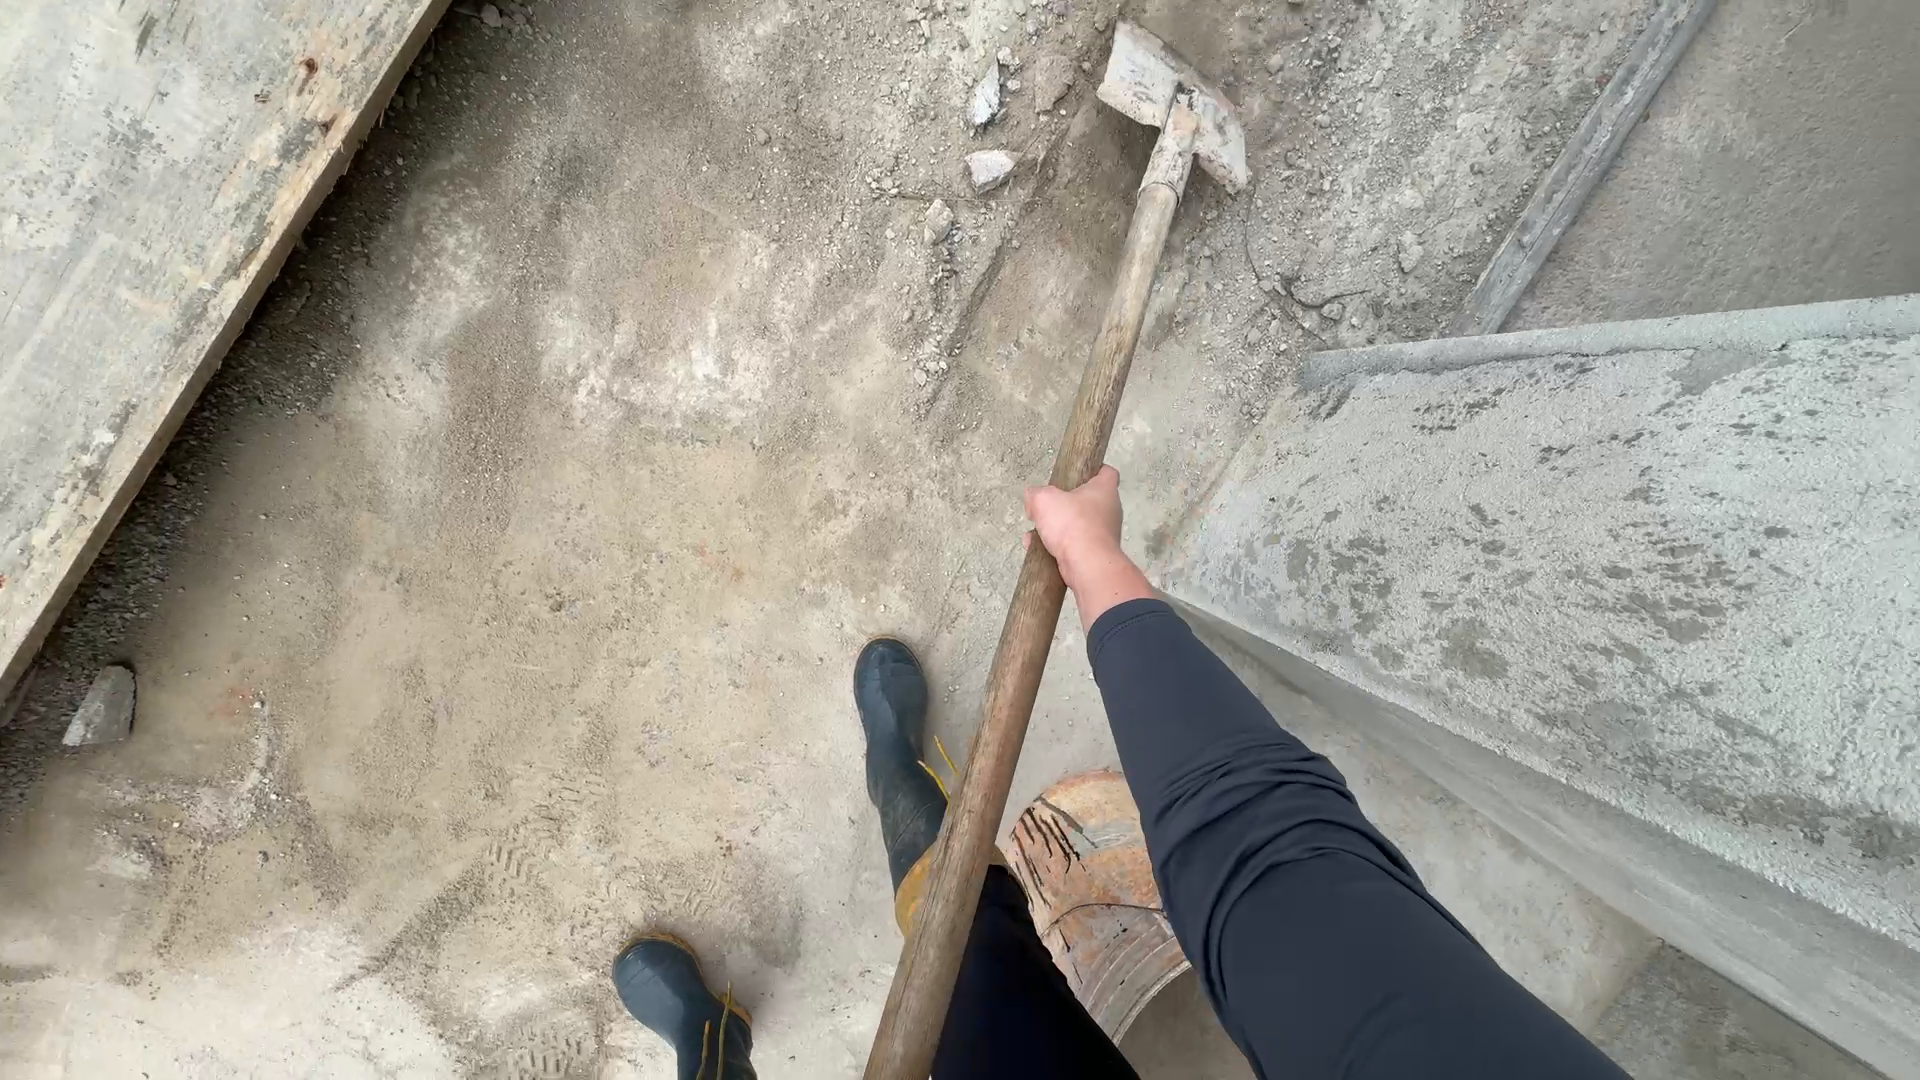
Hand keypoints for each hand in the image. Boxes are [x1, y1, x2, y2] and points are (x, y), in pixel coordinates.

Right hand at [1025, 466, 1154, 629]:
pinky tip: (1038, 549)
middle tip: (1048, 506)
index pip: (1106, 472)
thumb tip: (1032, 498)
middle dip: (1065, 504)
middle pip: (1088, 500)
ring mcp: (1104, 535)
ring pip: (1078, 525)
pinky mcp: (1096, 554)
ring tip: (1037, 531)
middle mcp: (1109, 511)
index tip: (1076, 473)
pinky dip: (1057, 546)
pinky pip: (1074, 545)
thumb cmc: (1072, 524)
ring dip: (1057, 528)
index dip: (1092, 469)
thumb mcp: (1044, 500)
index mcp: (1104, 490)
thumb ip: (1035, 494)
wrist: (1086, 565)